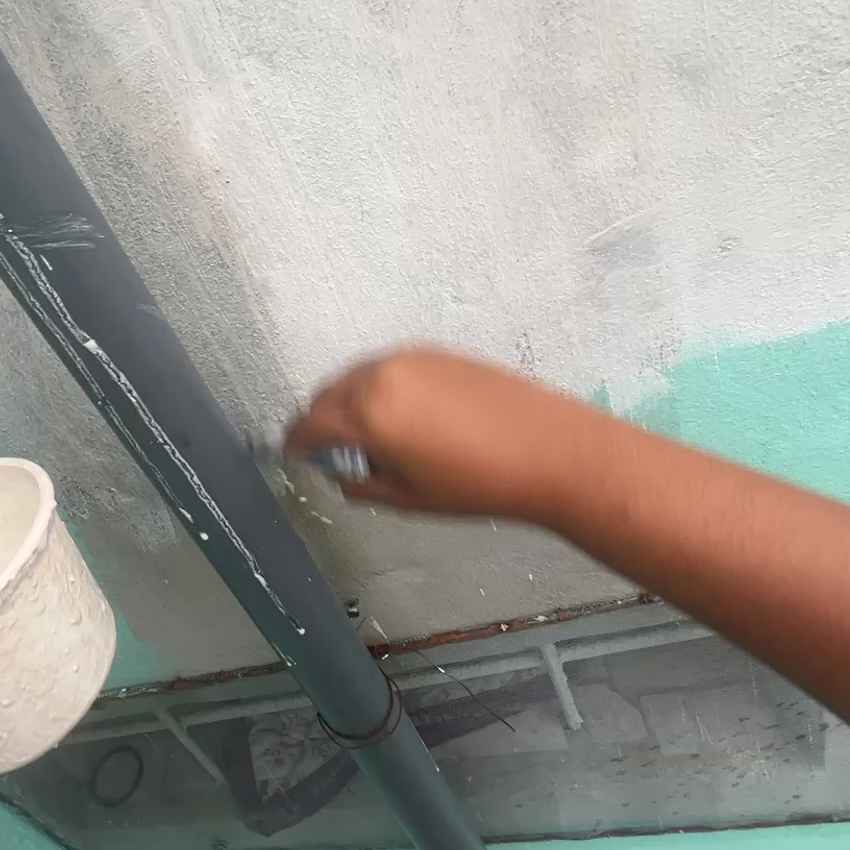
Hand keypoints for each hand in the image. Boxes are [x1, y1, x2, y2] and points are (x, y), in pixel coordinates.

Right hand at [286, 346, 613, 521]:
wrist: (554, 450)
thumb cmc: (479, 484)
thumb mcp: (408, 498)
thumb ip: (360, 483)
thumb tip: (339, 472)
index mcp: (368, 413)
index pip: (309, 424)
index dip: (296, 444)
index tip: (295, 455)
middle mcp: (379, 375)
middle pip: (326, 395)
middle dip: (320, 422)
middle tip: (333, 452)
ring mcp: (407, 358)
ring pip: (354, 377)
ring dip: (346, 403)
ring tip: (367, 434)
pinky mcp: (433, 351)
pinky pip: (384, 368)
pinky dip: (375, 388)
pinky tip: (398, 414)